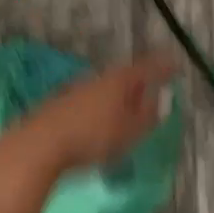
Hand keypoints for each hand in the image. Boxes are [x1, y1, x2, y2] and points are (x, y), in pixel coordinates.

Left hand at [10, 52, 179, 173]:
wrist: (37, 147)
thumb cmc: (92, 136)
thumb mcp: (130, 130)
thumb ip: (148, 115)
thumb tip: (160, 101)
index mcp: (121, 80)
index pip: (148, 67)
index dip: (164, 66)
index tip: (176, 65)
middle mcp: (100, 78)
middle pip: (125, 76)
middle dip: (138, 85)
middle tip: (149, 95)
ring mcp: (76, 90)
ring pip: (105, 89)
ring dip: (117, 99)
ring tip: (123, 114)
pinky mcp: (58, 106)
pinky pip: (88, 102)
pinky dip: (98, 109)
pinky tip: (96, 125)